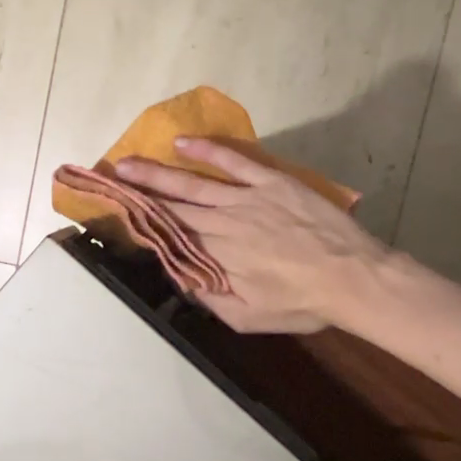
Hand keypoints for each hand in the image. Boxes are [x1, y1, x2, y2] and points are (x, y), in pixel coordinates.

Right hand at [115, 138, 394, 332]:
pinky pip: (233, 162)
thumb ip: (210, 298)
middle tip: (108, 180)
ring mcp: (245, 198)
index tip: (116, 212)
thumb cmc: (301, 303)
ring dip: (156, 173)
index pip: (169, 236)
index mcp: (215, 257)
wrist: (352, 277)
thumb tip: (183, 278)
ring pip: (192, 184)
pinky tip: (182, 143)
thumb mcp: (247, 318)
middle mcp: (222, 223)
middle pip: (171, 207)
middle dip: (137, 194)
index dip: (141, 223)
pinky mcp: (270, 182)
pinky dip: (207, 151)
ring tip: (127, 163)